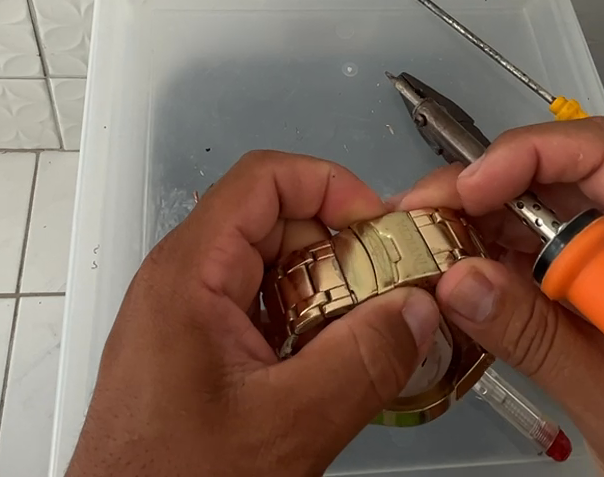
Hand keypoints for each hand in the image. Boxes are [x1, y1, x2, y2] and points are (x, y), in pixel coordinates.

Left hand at [68, 150, 442, 476]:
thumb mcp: (286, 424)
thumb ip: (361, 361)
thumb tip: (420, 306)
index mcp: (191, 268)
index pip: (263, 178)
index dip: (328, 184)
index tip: (379, 228)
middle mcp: (183, 275)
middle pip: (271, 220)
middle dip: (337, 246)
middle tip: (388, 290)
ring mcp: (184, 310)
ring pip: (268, 265)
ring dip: (323, 290)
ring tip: (366, 332)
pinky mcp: (191, 345)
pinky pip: (256, 306)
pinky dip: (300, 321)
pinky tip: (328, 363)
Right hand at [398, 116, 603, 476]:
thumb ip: (543, 342)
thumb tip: (454, 278)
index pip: (602, 157)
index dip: (531, 155)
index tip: (470, 192)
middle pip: (555, 176)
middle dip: (482, 185)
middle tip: (416, 214)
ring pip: (533, 213)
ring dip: (475, 221)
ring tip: (421, 245)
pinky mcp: (587, 297)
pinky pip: (528, 257)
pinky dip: (485, 262)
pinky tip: (451, 283)